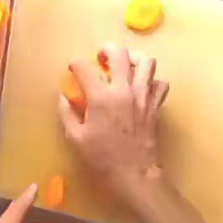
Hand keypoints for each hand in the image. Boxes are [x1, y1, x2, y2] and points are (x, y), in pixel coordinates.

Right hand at [58, 44, 168, 201]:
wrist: (133, 172)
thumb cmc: (101, 157)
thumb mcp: (75, 137)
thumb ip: (66, 113)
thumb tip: (61, 97)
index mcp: (101, 98)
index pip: (85, 69)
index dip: (76, 65)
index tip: (72, 68)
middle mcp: (124, 90)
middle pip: (120, 54)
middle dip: (108, 50)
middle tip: (102, 56)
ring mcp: (144, 95)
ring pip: (146, 62)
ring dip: (134, 59)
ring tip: (125, 65)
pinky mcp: (156, 104)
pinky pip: (160, 82)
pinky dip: (151, 80)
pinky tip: (142, 87)